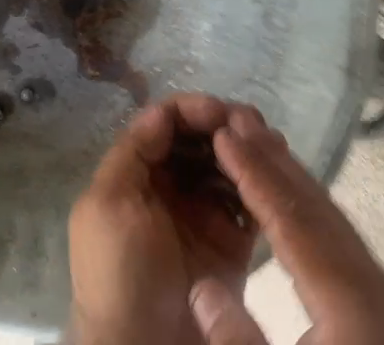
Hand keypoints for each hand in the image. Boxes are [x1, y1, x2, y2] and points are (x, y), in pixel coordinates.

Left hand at [68, 94, 258, 344]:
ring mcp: (202, 215)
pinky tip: (276, 175)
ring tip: (270, 145)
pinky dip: (261, 185)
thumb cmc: (118, 273)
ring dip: (245, 149)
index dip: (191, 110)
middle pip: (200, 139)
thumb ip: (132, 153)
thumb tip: (162, 111)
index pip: (165, 125)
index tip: (221, 113)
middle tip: (253, 126)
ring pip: (226, 166)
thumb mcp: (108, 205)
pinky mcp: (232, 244)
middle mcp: (170, 187)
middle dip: (224, 124)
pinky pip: (249, 204)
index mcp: (137, 174)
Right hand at [190, 109, 383, 344]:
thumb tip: (203, 285)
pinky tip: (288, 206)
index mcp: (352, 307)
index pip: (293, 222)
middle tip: (238, 120)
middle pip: (318, 211)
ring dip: (292, 182)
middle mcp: (376, 291)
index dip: (255, 173)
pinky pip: (341, 243)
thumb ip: (237, 339)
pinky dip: (309, 212)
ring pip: (334, 223)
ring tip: (256, 146)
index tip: (224, 134)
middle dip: (274, 163)